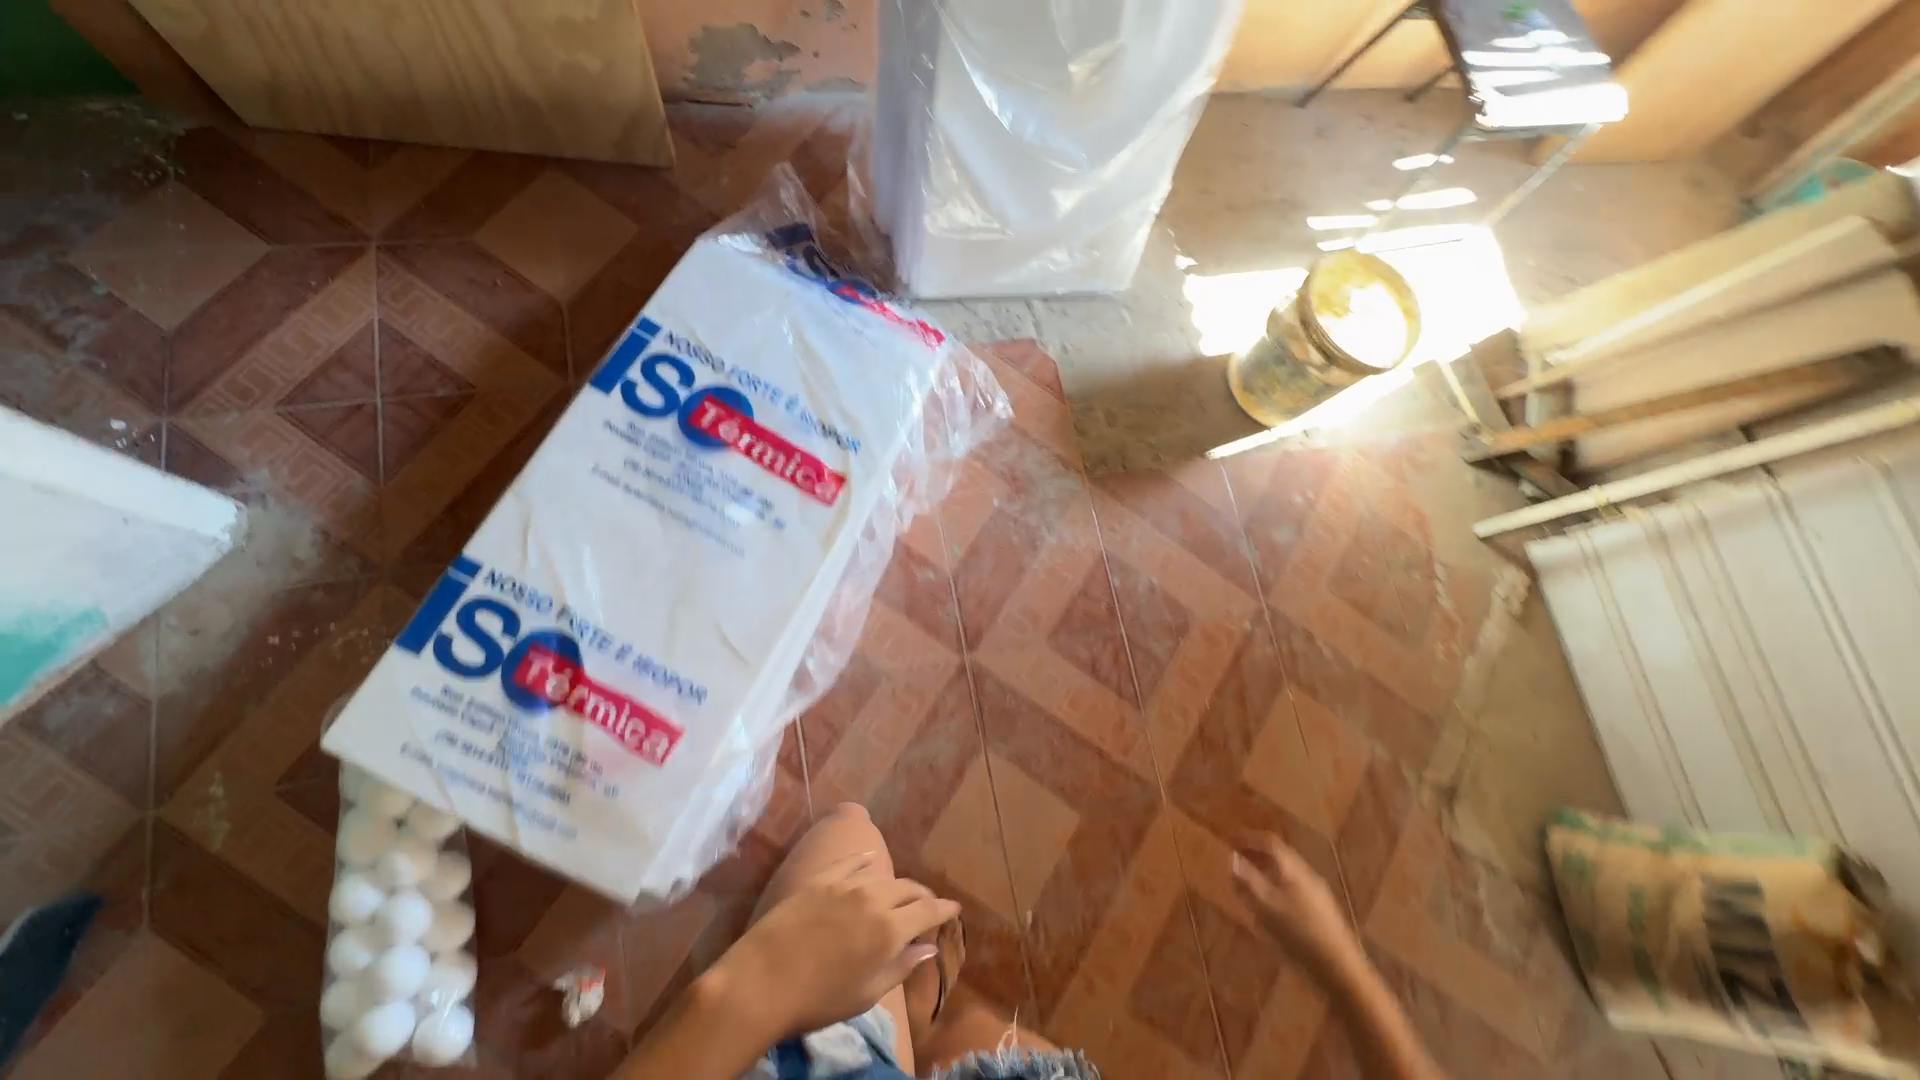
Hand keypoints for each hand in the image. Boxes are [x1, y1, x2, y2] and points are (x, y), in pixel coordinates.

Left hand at [711, 852, 960, 1037]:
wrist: (762, 981)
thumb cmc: (818, 999)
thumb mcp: (867, 992)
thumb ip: (900, 967)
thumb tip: (928, 949)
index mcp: (889, 929)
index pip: (928, 911)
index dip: (945, 910)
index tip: (955, 910)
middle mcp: (873, 899)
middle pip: (908, 889)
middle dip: (924, 896)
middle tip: (930, 906)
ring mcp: (844, 885)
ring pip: (882, 876)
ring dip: (898, 883)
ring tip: (902, 892)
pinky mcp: (819, 881)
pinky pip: (850, 864)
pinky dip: (866, 862)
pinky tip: (870, 860)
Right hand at [1231, 833, 1361, 977]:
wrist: (1340, 969)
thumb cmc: (1299, 933)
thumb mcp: (1266, 907)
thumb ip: (1248, 881)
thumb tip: (1232, 857)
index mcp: (1293, 870)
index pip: (1270, 843)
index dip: (1248, 838)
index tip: (1229, 839)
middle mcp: (1307, 876)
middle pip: (1280, 857)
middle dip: (1256, 854)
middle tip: (1236, 857)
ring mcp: (1317, 895)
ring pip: (1287, 874)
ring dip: (1266, 872)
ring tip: (1248, 882)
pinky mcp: (1322, 913)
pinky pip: (1293, 890)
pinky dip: (1276, 888)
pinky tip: (1270, 907)